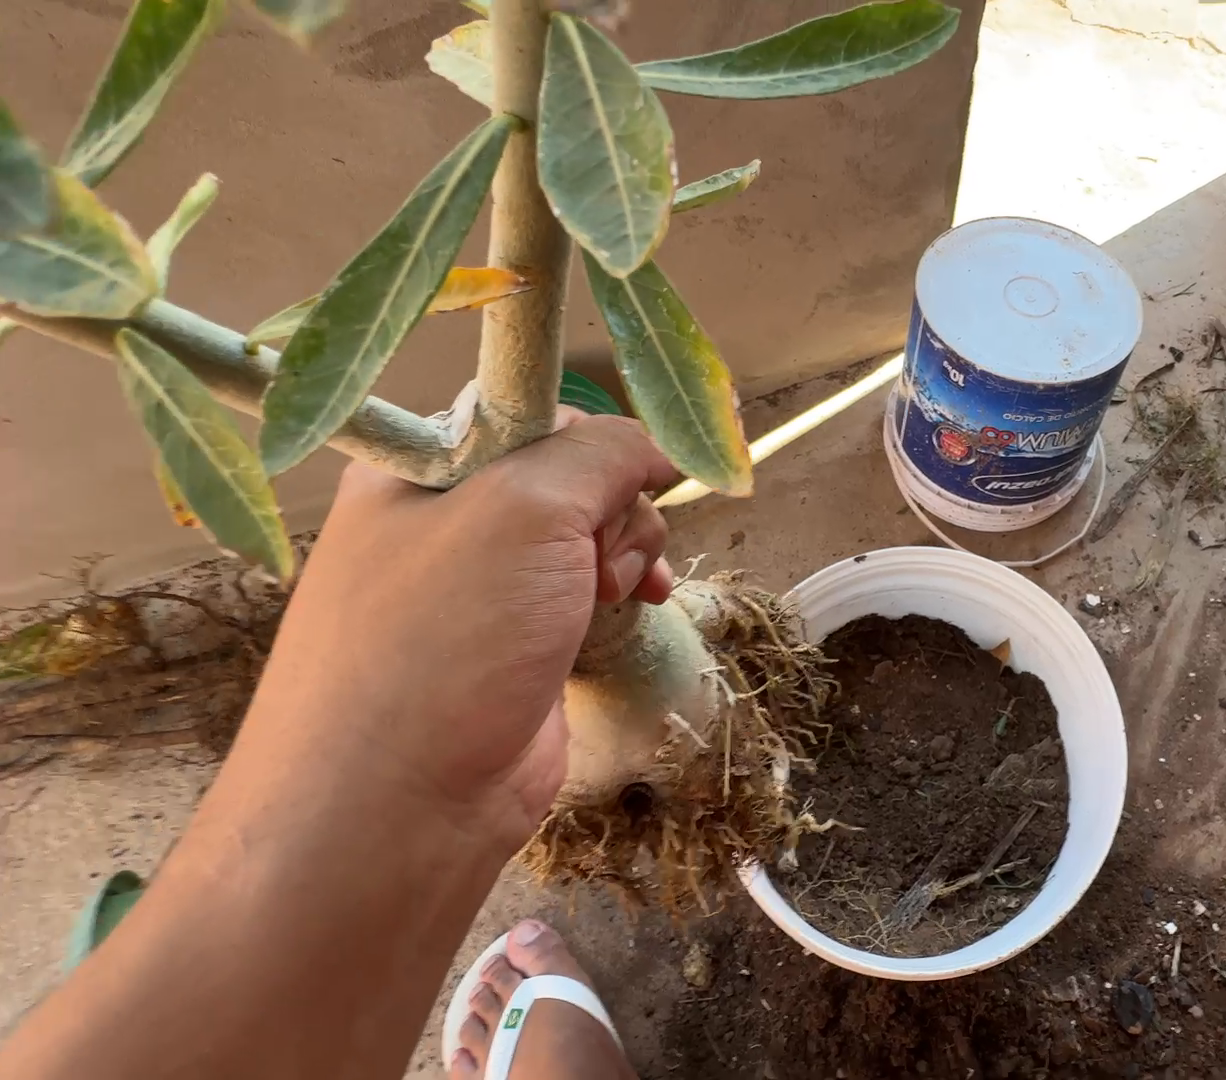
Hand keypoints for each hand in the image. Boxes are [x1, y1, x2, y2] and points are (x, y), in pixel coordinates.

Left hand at [241, 410, 677, 847]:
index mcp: (424, 467)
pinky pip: (597, 581)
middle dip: (613, 508)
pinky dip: (628, 586)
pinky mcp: (530, 632)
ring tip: (613, 595)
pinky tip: (642, 605)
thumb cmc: (447, 638)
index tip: (622, 477)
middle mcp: (456, 516)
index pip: (532, 413)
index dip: (590, 439)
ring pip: (597, 529)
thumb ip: (602, 454)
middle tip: (594, 560)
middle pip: (577, 473)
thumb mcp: (525, 511)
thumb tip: (655, 448)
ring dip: (627, 551)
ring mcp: (495, 581)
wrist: (403, 807)